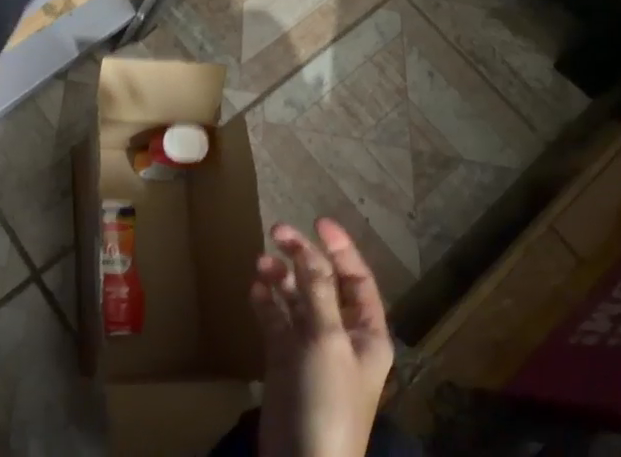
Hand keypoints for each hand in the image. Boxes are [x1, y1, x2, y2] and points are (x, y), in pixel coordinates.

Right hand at [251, 220, 395, 456]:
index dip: (340, 249)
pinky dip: (265, 304)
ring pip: (296, 300)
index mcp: (366, 333)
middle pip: (323, 284)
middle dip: (302, 257)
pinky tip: (254, 291)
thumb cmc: (327, 399)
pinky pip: (275, 322)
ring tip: (259, 263)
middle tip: (276, 231)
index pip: (357, 279)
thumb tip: (308, 250)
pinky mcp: (283, 361)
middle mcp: (340, 335)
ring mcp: (310, 349)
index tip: (317, 220)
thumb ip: (317, 292)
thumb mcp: (327, 341)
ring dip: (280, 278)